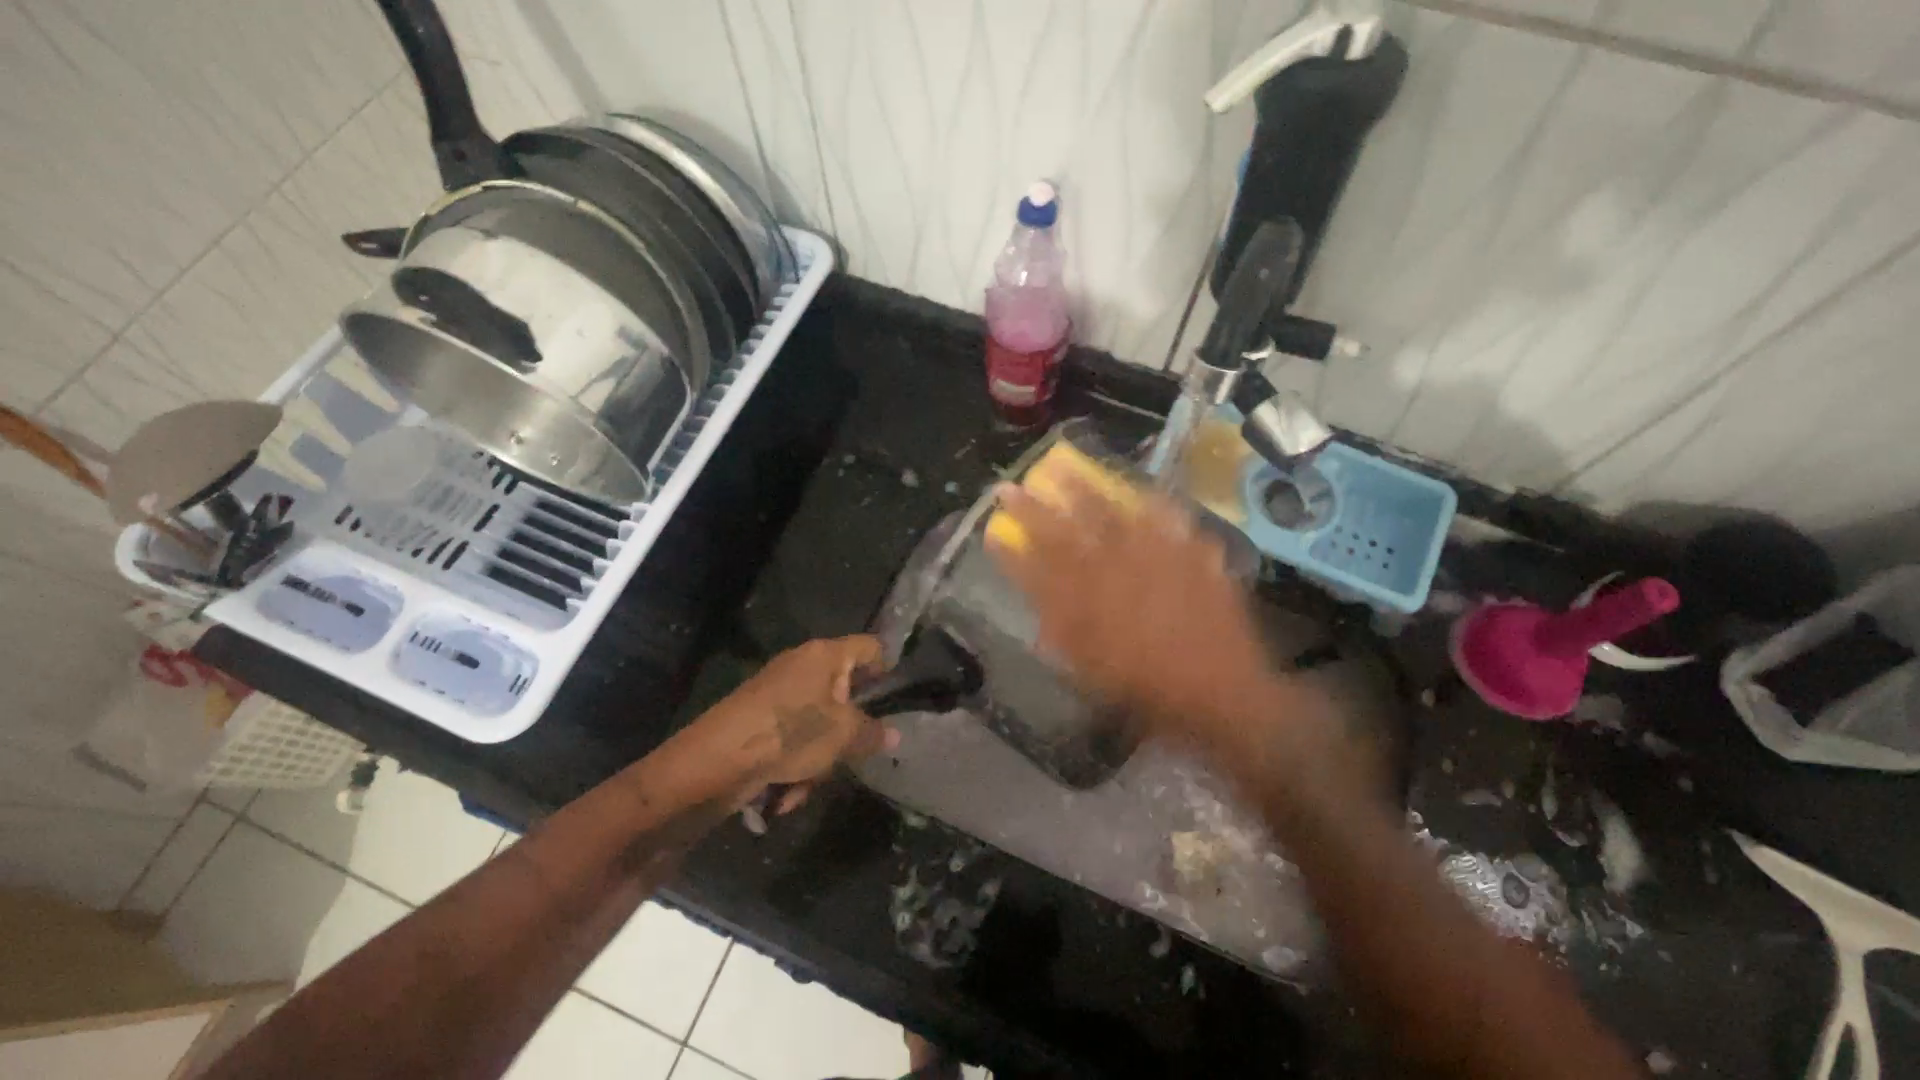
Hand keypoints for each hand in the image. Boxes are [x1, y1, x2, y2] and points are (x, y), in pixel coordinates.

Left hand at [685, 636, 897, 813]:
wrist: (715, 760)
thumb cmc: (789, 734)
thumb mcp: (842, 735)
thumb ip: (873, 733)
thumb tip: (894, 734)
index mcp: (824, 655)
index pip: (870, 648)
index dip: (887, 670)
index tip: (894, 704)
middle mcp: (800, 667)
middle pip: (842, 695)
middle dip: (846, 734)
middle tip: (851, 756)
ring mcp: (776, 695)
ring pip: (816, 727)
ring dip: (817, 762)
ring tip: (804, 785)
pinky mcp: (757, 722)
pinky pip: (790, 742)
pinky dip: (791, 767)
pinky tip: (783, 793)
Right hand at [987, 477, 1277, 750]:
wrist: (1222, 693)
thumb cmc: (1147, 691)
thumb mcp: (1089, 669)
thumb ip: (1060, 630)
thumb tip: (1036, 603)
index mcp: (1086, 596)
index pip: (1040, 554)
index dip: (1016, 529)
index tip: (998, 505)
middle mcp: (1118, 567)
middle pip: (1073, 525)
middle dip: (1044, 500)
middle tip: (1026, 477)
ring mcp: (1158, 555)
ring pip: (1118, 512)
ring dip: (1091, 488)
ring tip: (1073, 468)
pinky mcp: (1194, 555)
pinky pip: (1171, 521)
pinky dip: (1155, 506)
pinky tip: (1147, 496)